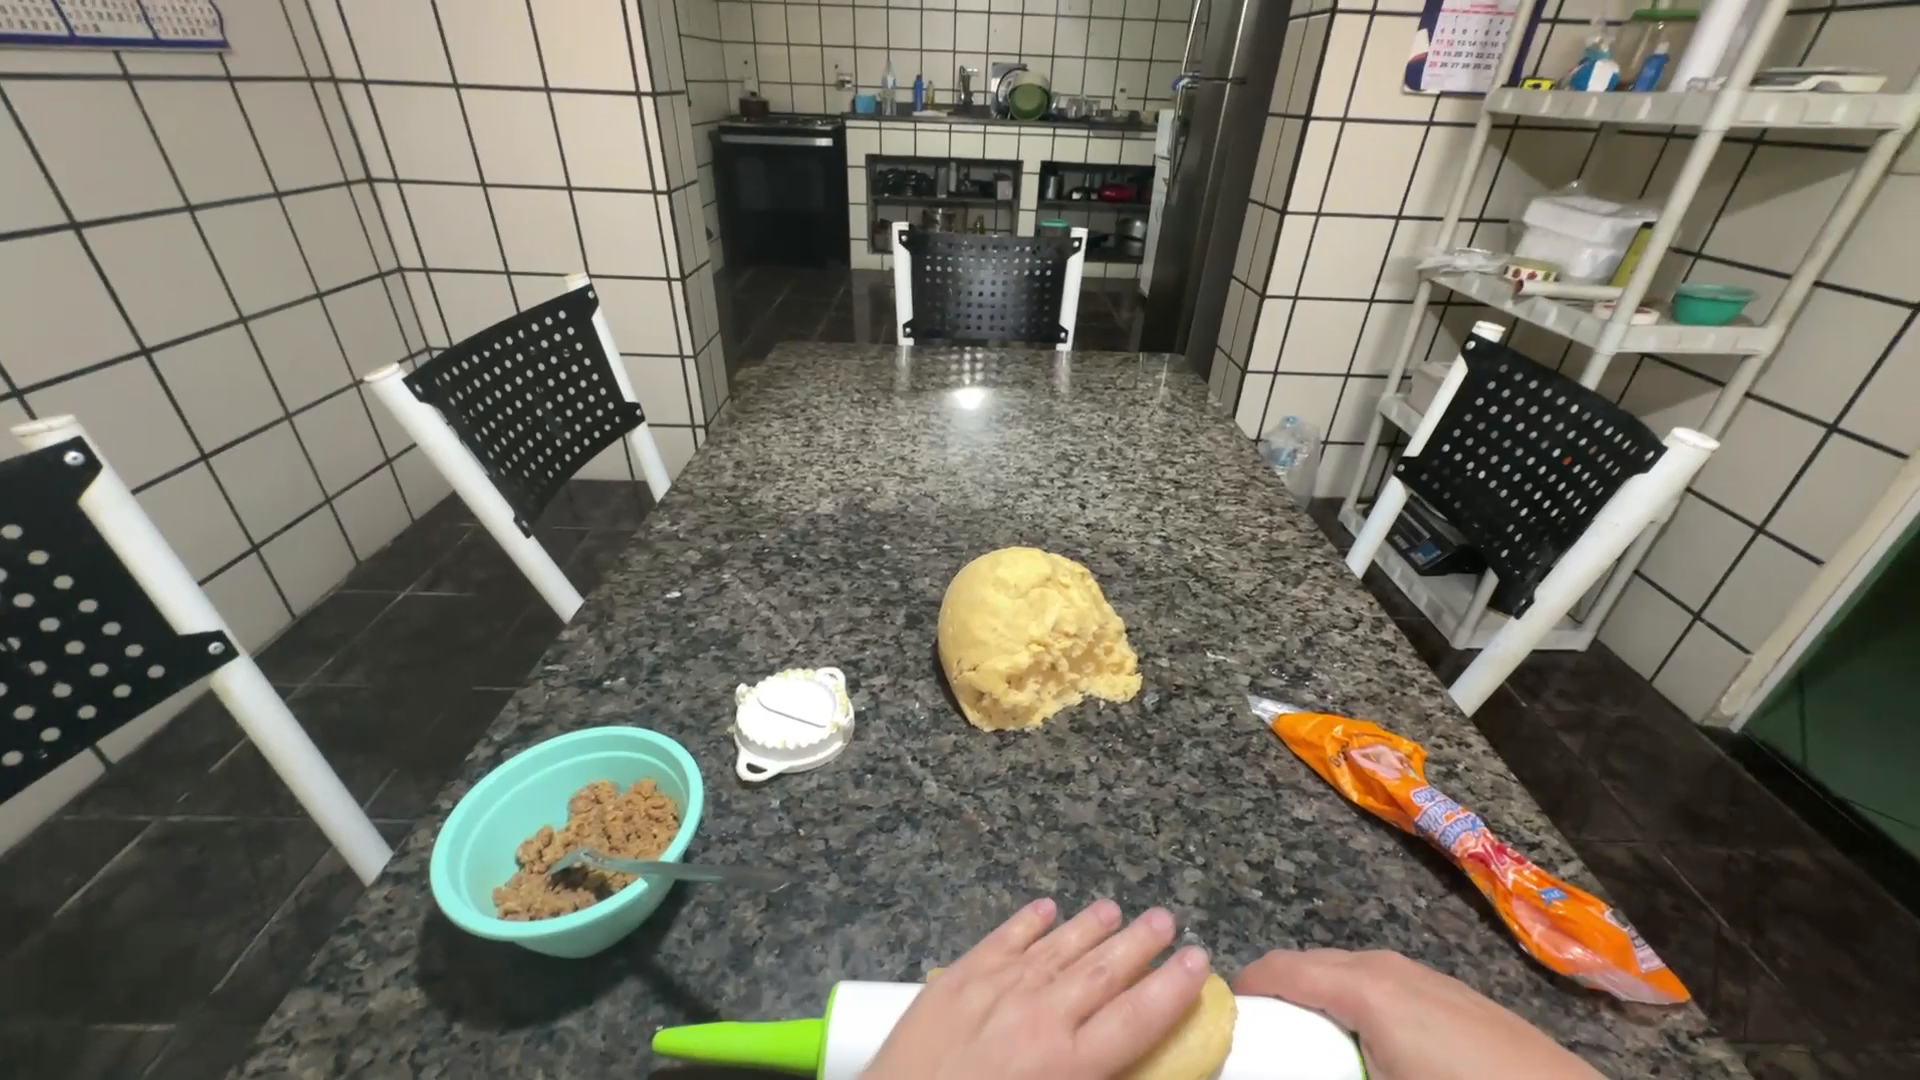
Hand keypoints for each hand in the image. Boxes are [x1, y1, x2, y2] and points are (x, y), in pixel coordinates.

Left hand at [863, 898, 1210, 1078]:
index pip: (1136, 1018)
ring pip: (1057, 946)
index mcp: (1069, 1064)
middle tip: (1165, 917)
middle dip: (1139, 943)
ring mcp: (997, 987)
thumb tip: (1128, 1061)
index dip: (1172, 988)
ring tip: (1115, 907)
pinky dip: (1027, 921)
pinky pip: (1003, 939)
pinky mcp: (958, 975)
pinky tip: (1045, 908)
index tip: (1198, 959)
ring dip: (1089, 926)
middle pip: (1102, 971)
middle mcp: (1041, 1015)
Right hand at [1234, 949, 1604, 1079]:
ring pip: (1345, 976)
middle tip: (1264, 1049)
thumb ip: (1326, 1067)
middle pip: (1306, 966)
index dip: (1243, 995)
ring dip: (1317, 1007)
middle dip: (1277, 1002)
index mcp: (1363, 986)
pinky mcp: (1454, 995)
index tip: (1223, 1031)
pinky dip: (1356, 1010)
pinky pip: (1382, 989)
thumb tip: (1270, 1071)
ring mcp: (1424, 976)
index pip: (1278, 970)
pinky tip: (1374, 1055)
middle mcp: (1385, 965)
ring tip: (1315, 1054)